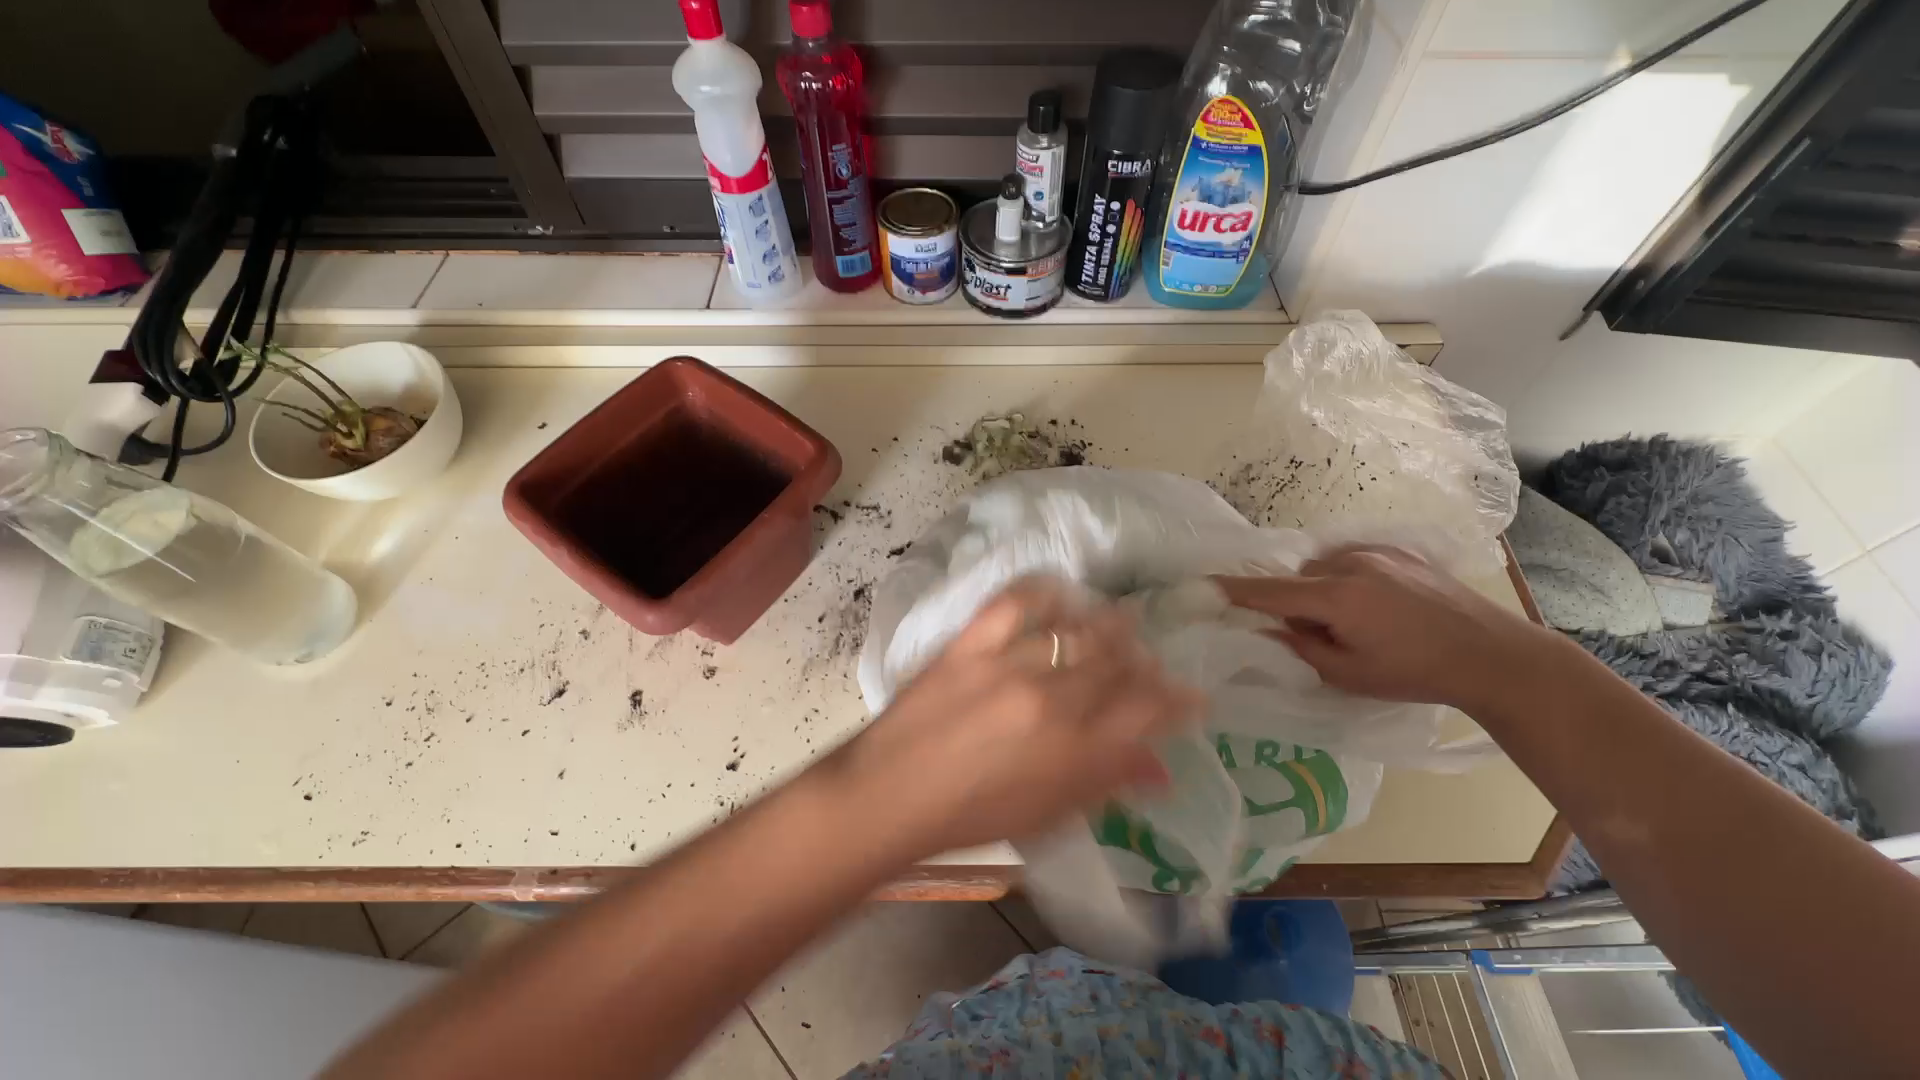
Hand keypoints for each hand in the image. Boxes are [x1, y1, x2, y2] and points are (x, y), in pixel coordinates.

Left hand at [833, 578, 1202, 858]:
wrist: (889, 794)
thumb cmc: (971, 817)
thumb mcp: (1048, 817)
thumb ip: (1107, 785)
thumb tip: (1161, 769)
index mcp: (1074, 750)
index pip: (1146, 711)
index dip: (1177, 701)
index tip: (1190, 697)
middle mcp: (1051, 700)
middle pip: (1117, 666)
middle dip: (1146, 664)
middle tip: (1150, 665)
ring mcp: (1009, 666)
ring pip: (1078, 633)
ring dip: (1109, 627)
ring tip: (1121, 626)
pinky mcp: (971, 644)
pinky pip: (1017, 602)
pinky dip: (1047, 592)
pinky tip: (1064, 594)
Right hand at [1216, 546, 1560, 712]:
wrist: (1492, 654)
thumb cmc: (1415, 672)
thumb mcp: (1349, 674)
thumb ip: (1302, 649)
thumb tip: (1272, 629)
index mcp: (1337, 596)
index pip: (1269, 591)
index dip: (1233, 590)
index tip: (1201, 586)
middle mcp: (1352, 563)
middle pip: (1298, 578)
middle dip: (1296, 602)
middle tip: (1319, 636)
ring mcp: (1379, 551)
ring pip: (1325, 566)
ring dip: (1323, 588)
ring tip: (1354, 620)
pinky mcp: (1401, 550)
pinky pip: (1354, 558)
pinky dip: (1349, 576)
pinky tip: (1376, 603)